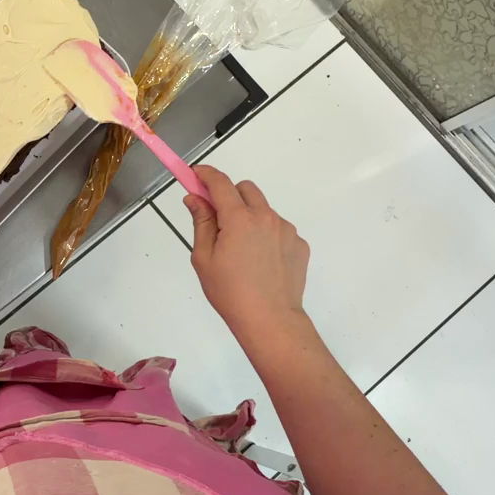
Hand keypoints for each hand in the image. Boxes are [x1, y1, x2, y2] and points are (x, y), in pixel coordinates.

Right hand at [184, 165, 309, 340]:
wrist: (270, 319)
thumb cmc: (229, 292)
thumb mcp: (204, 258)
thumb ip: (201, 222)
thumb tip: (195, 199)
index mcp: (239, 219)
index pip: (220, 183)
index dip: (205, 174)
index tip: (195, 174)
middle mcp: (266, 217)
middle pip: (245, 189)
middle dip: (229, 195)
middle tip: (217, 218)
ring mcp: (286, 230)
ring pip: (263, 210)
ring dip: (249, 217)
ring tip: (241, 250)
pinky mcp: (299, 244)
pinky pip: (278, 229)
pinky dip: (266, 235)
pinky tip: (260, 261)